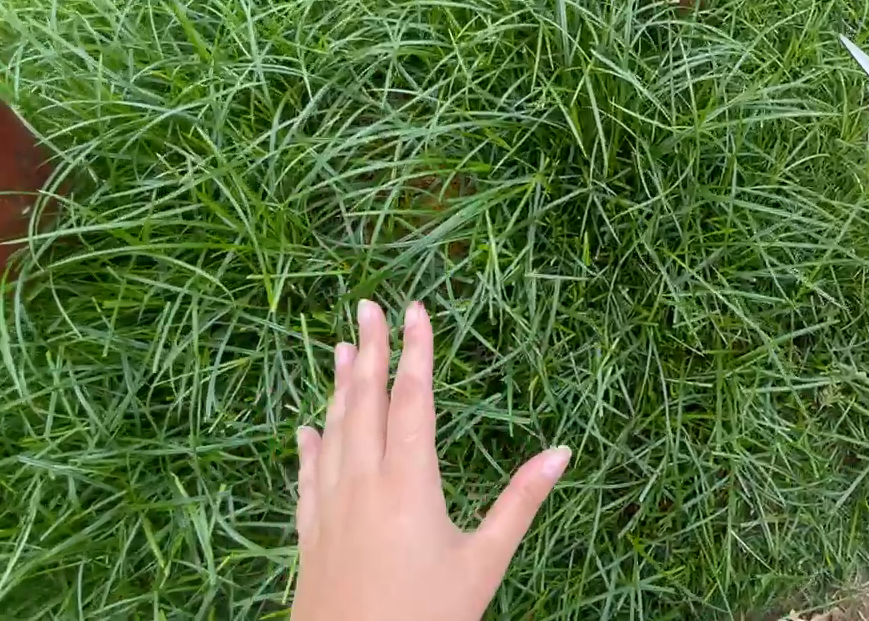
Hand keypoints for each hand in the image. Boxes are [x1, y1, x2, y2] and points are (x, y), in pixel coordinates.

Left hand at [291, 300, 570, 620]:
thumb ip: (521, 502)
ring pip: (333, 432)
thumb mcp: (483, 564)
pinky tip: (304, 428)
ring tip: (343, 347)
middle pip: (365, 403)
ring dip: (339, 387)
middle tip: (366, 305)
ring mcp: (330, 511)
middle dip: (370, 350)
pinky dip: (308, 448)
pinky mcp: (311, 539)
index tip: (416, 308)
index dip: (417, 349)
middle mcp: (364, 486)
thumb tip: (563, 450)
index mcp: (408, 484)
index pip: (412, 399)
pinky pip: (307, 479)